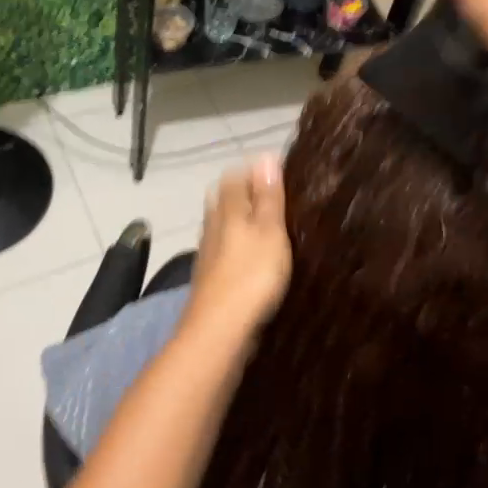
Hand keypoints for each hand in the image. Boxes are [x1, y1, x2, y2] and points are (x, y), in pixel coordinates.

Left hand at [183, 154, 291, 342]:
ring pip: (222, 226)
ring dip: (241, 222)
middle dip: (246, 195)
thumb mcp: (269, 231)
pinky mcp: (209, 279)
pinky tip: (252, 260)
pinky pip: (224, 251)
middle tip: (277, 199)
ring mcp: (208, 254)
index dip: (254, 171)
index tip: (280, 174)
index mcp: (228, 209)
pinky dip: (238, 248)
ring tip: (269, 228)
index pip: (235, 177)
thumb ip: (268, 197)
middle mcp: (212, 226)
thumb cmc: (251, 276)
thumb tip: (265, 156)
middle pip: (225, 200)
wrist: (219, 331)